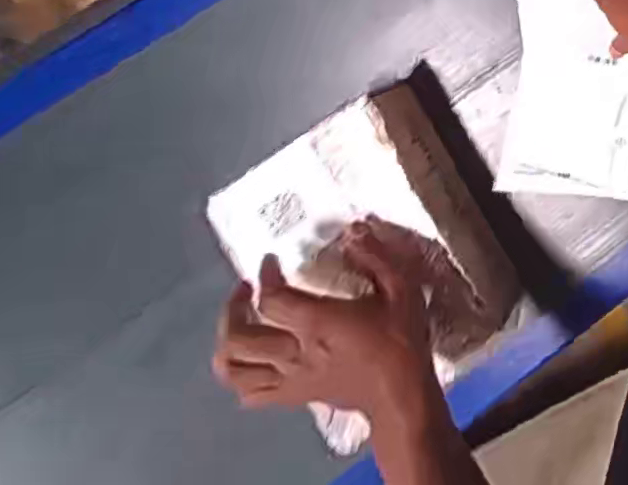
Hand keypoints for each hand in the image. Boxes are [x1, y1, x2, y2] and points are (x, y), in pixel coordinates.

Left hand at [211, 218, 436, 425]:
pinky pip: (247, 392)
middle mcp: (293, 353)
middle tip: (245, 289)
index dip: (265, 277)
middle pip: (238, 336)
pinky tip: (251, 359)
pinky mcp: (290, 396)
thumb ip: (376, 258)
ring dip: (226, 343)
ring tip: (238, 322)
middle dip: (233, 309)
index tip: (270, 260)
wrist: (400, 386)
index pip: (272, 300)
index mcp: (318, 323)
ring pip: (232, 368)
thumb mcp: (401, 287)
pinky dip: (239, 375)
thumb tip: (353, 231)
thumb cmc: (401, 333)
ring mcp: (287, 379)